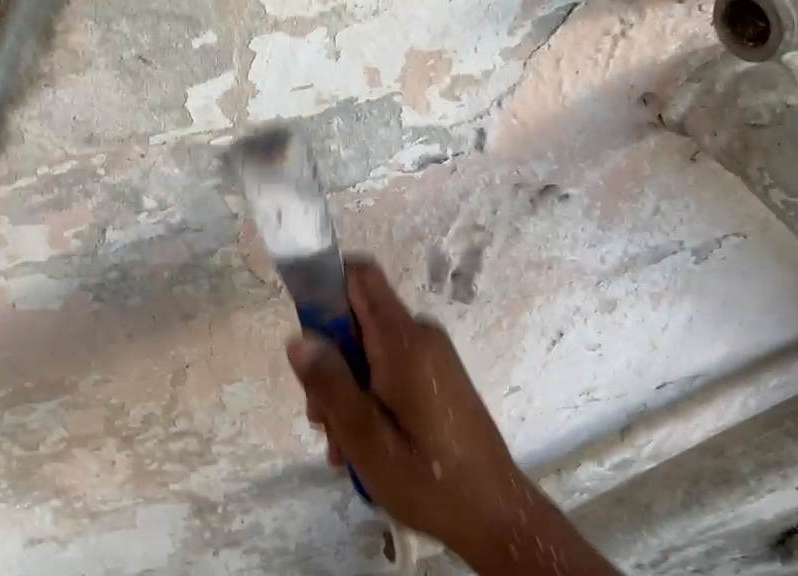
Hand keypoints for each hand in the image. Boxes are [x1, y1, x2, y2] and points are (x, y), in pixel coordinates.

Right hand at [287, 260, 621, 574]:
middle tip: (322, 419)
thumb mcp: (366, 439)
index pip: (358, 276)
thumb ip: (330, 384)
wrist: (500, 520)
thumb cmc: (430, 481)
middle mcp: (419, 335)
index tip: (306, 335)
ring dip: (346, 389)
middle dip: (329, 362)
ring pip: (366, 349)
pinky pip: (387, 367)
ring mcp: (431, 355)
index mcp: (403, 340)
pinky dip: (368, 397)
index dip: (323, 290)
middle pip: (354, 319)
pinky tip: (364, 444)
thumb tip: (297, 339)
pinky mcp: (436, 376)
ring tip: (344, 445)